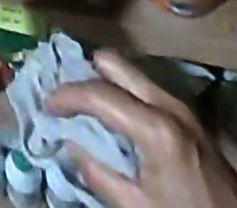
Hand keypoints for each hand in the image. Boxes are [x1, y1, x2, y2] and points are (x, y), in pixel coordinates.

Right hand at [48, 51, 236, 207]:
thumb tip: (68, 143)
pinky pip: (144, 89)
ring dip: (103, 82)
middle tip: (66, 97)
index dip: (65, 95)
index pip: (97, 92)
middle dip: (84, 74)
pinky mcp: (191, 119)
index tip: (45, 106)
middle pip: (113, 64)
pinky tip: (114, 118)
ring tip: (84, 106)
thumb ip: (97, 173)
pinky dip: (122, 93)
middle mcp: (168, 104)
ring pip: (130, 73)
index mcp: (155, 126)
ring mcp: (183, 108)